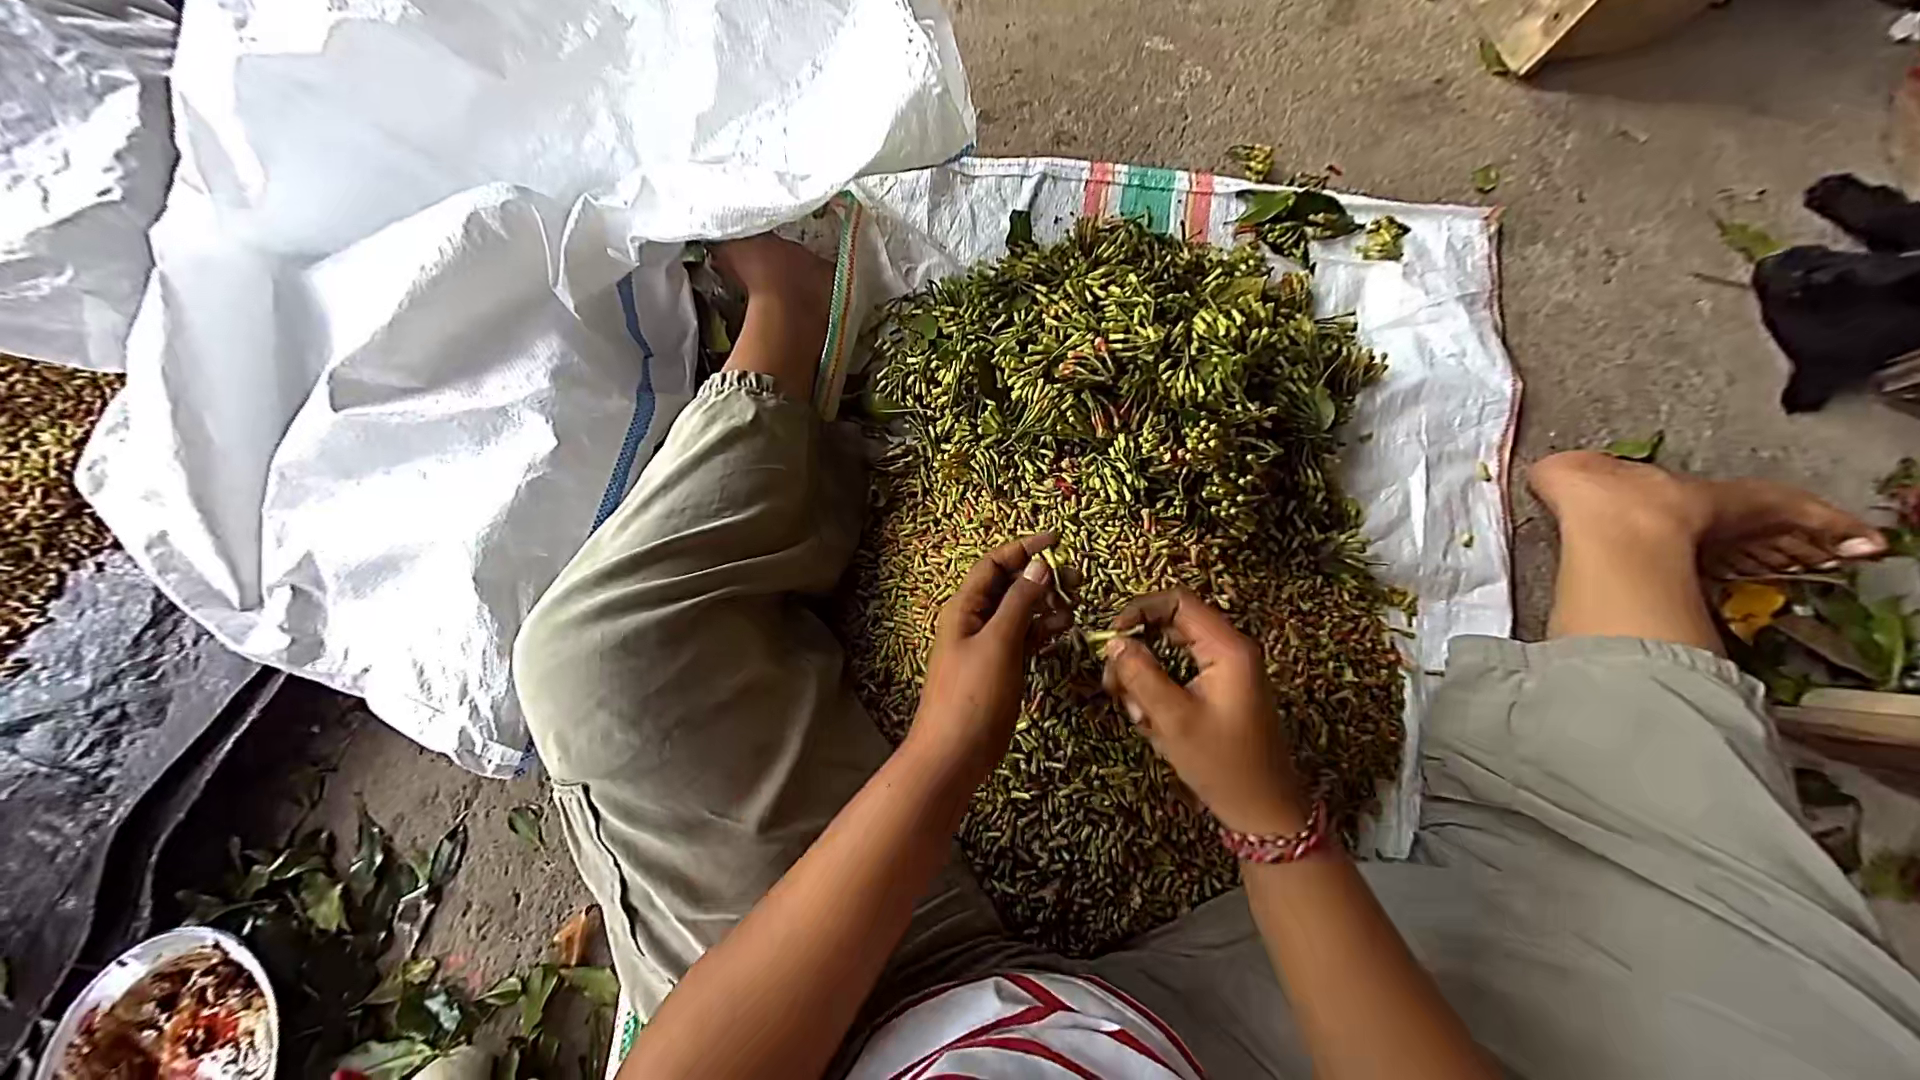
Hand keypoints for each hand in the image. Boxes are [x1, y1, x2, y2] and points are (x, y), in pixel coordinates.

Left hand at [911, 533, 1071, 778]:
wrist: (954, 754)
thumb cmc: (972, 695)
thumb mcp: (999, 643)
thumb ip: (1020, 603)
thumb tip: (1039, 566)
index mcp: (964, 607)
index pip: (994, 564)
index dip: (1024, 549)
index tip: (1057, 542)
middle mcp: (974, 620)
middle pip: (1009, 585)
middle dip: (1041, 578)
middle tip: (1076, 580)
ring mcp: (987, 644)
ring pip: (1020, 612)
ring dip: (1045, 604)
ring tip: (1074, 607)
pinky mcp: (1000, 666)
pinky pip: (1024, 637)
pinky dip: (1042, 630)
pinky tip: (1063, 629)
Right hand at [1101, 587, 1306, 833]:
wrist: (1263, 811)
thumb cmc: (1222, 764)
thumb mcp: (1173, 718)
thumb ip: (1140, 673)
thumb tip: (1113, 642)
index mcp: (1228, 648)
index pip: (1178, 602)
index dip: (1139, 610)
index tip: (1112, 638)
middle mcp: (1228, 650)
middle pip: (1169, 625)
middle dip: (1136, 651)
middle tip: (1114, 683)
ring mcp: (1224, 669)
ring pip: (1167, 651)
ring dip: (1143, 676)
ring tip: (1137, 713)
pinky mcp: (1217, 688)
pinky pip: (1176, 673)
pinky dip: (1156, 690)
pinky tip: (1149, 719)